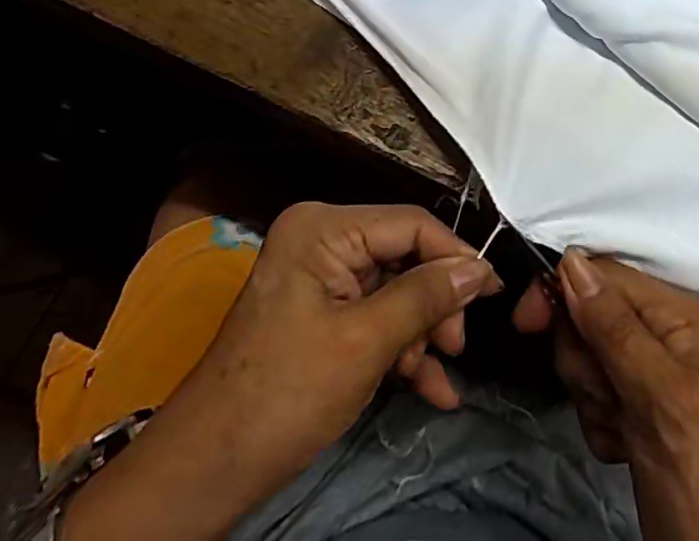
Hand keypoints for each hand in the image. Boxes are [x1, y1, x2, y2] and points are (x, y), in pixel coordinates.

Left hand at [63, 202, 501, 540]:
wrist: (205, 473)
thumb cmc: (283, 396)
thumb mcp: (365, 343)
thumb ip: (427, 297)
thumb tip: (480, 269)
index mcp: (323, 229)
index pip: (411, 225)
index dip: (455, 257)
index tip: (493, 292)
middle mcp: (322, 240)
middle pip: (406, 258)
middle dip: (435, 306)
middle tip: (456, 345)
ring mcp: (321, 278)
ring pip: (397, 291)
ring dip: (421, 334)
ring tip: (436, 375)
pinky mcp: (322, 312)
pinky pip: (376, 316)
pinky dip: (402, 350)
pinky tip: (432, 388)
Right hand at [513, 251, 698, 540]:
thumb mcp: (665, 400)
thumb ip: (616, 329)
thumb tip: (572, 260)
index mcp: (689, 317)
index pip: (610, 277)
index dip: (564, 291)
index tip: (527, 323)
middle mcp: (674, 337)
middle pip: (594, 317)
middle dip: (586, 360)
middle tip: (609, 399)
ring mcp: (659, 377)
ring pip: (591, 360)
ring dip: (593, 397)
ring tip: (623, 432)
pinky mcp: (644, 413)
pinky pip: (598, 398)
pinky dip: (600, 424)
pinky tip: (624, 451)